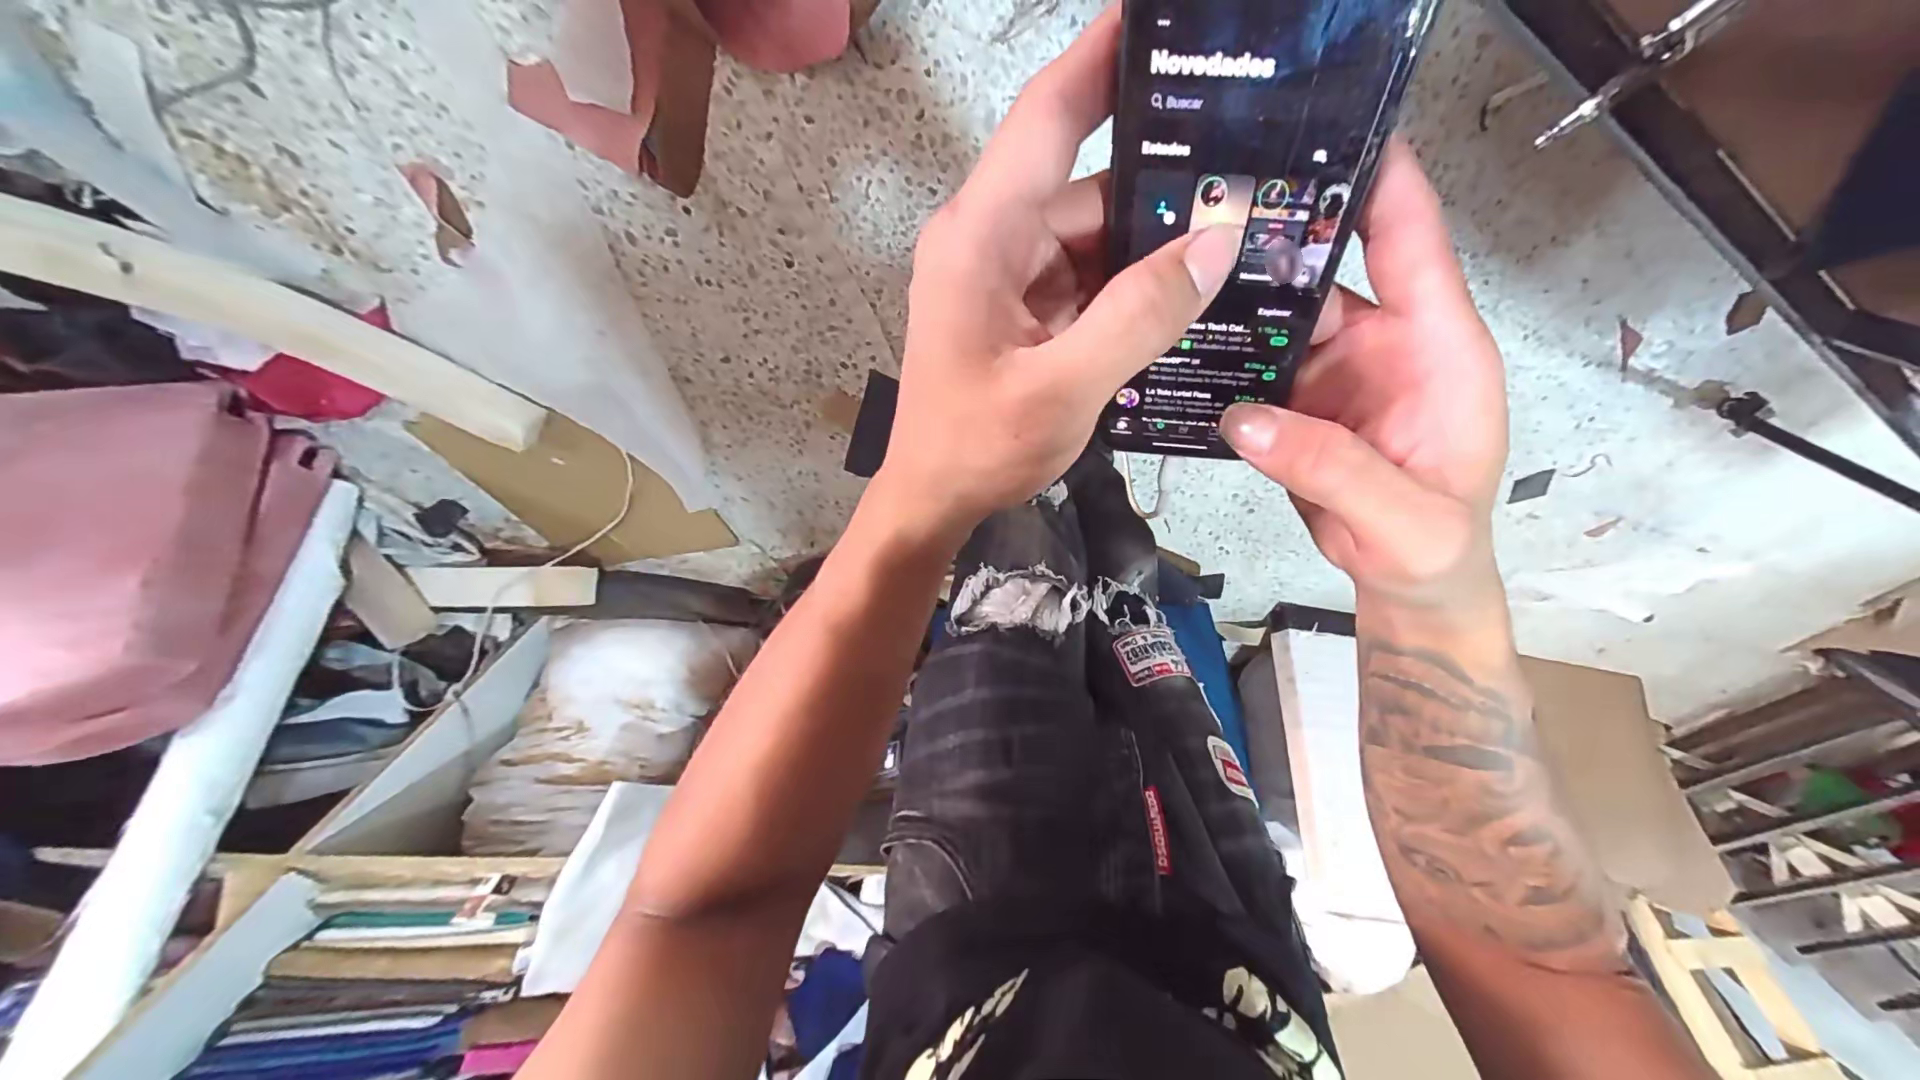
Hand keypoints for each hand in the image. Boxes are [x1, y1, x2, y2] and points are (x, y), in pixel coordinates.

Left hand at [868, 6, 1240, 540]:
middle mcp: (987, 241)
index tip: (1164, 19)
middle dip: (1158, 182)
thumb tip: (1217, 242)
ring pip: (1087, 236)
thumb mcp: (1064, 387)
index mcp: (981, 238)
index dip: (1104, 58)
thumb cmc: (978, 448)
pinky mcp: (1013, 310)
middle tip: (1246, 172)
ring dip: (1146, 246)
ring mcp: (1000, 276)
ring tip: (1229, 241)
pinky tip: (1176, 295)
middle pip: (1082, 183)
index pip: (1047, 117)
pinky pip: (1078, 278)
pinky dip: (1123, 286)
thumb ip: (1139, 314)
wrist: (931, 500)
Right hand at [1221, 140, 1508, 609]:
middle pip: (1327, 274)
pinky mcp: (1297, 407)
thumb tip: (1243, 419)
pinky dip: (1225, 360)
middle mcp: (1384, 347)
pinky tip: (1184, 349)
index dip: (1384, 185)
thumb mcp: (1403, 517)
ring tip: (1179, 281)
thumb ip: (1331, 467)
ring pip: (1281, 322)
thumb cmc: (1434, 547)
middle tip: (1212, 218)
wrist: (1406, 582)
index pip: (1414, 246)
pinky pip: (1256, 370)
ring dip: (1238, 306)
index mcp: (1436, 349)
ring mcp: (1334, 377)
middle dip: (1276, 244)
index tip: (1335, 136)